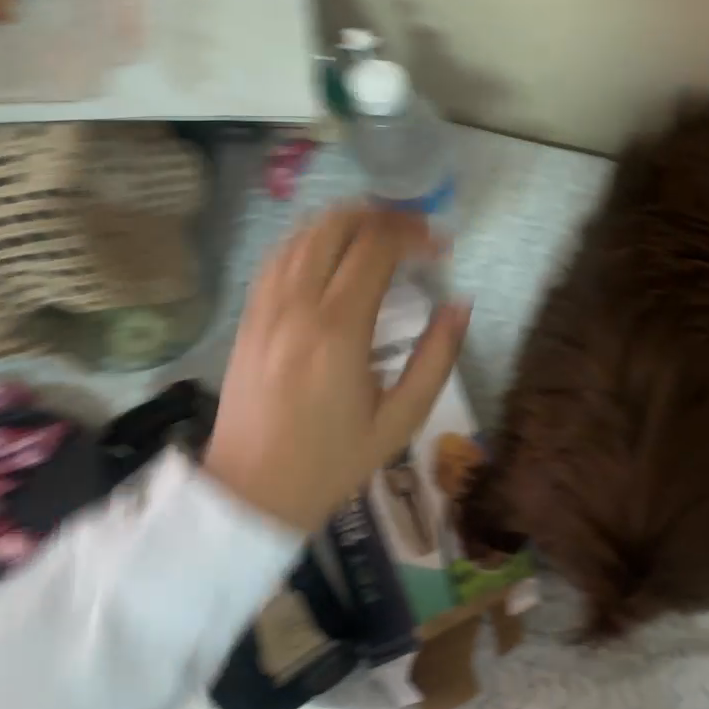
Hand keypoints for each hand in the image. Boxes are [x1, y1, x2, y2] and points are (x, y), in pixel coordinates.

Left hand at [205, 204, 470, 532]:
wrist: (251, 492)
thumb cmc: (333, 461)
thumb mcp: (401, 420)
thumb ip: (436, 358)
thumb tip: (459, 304)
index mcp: (338, 330)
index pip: (376, 248)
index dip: (415, 234)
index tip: (441, 247)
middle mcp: (297, 306)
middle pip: (336, 225)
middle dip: (381, 216)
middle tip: (414, 231)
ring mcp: (265, 307)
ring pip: (303, 233)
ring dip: (346, 222)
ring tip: (380, 234)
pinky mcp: (249, 317)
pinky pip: (278, 256)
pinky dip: (311, 240)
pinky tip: (333, 253)